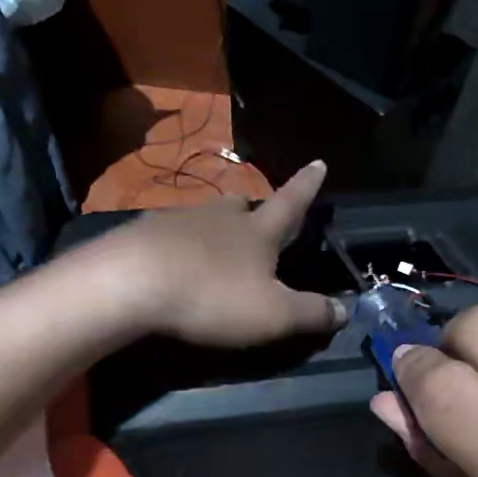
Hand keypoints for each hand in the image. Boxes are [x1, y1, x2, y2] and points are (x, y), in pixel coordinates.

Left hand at [104, 161, 347, 347]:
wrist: (130, 282)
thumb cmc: (212, 295)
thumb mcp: (272, 314)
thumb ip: (311, 313)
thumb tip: (346, 309)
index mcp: (257, 230)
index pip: (291, 202)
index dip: (307, 185)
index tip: (318, 162)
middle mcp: (220, 216)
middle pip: (243, 206)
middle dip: (254, 211)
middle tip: (257, 219)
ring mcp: (179, 220)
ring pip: (206, 217)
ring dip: (216, 228)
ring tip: (215, 247)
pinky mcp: (144, 234)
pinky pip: (171, 234)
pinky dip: (180, 246)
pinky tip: (174, 263)